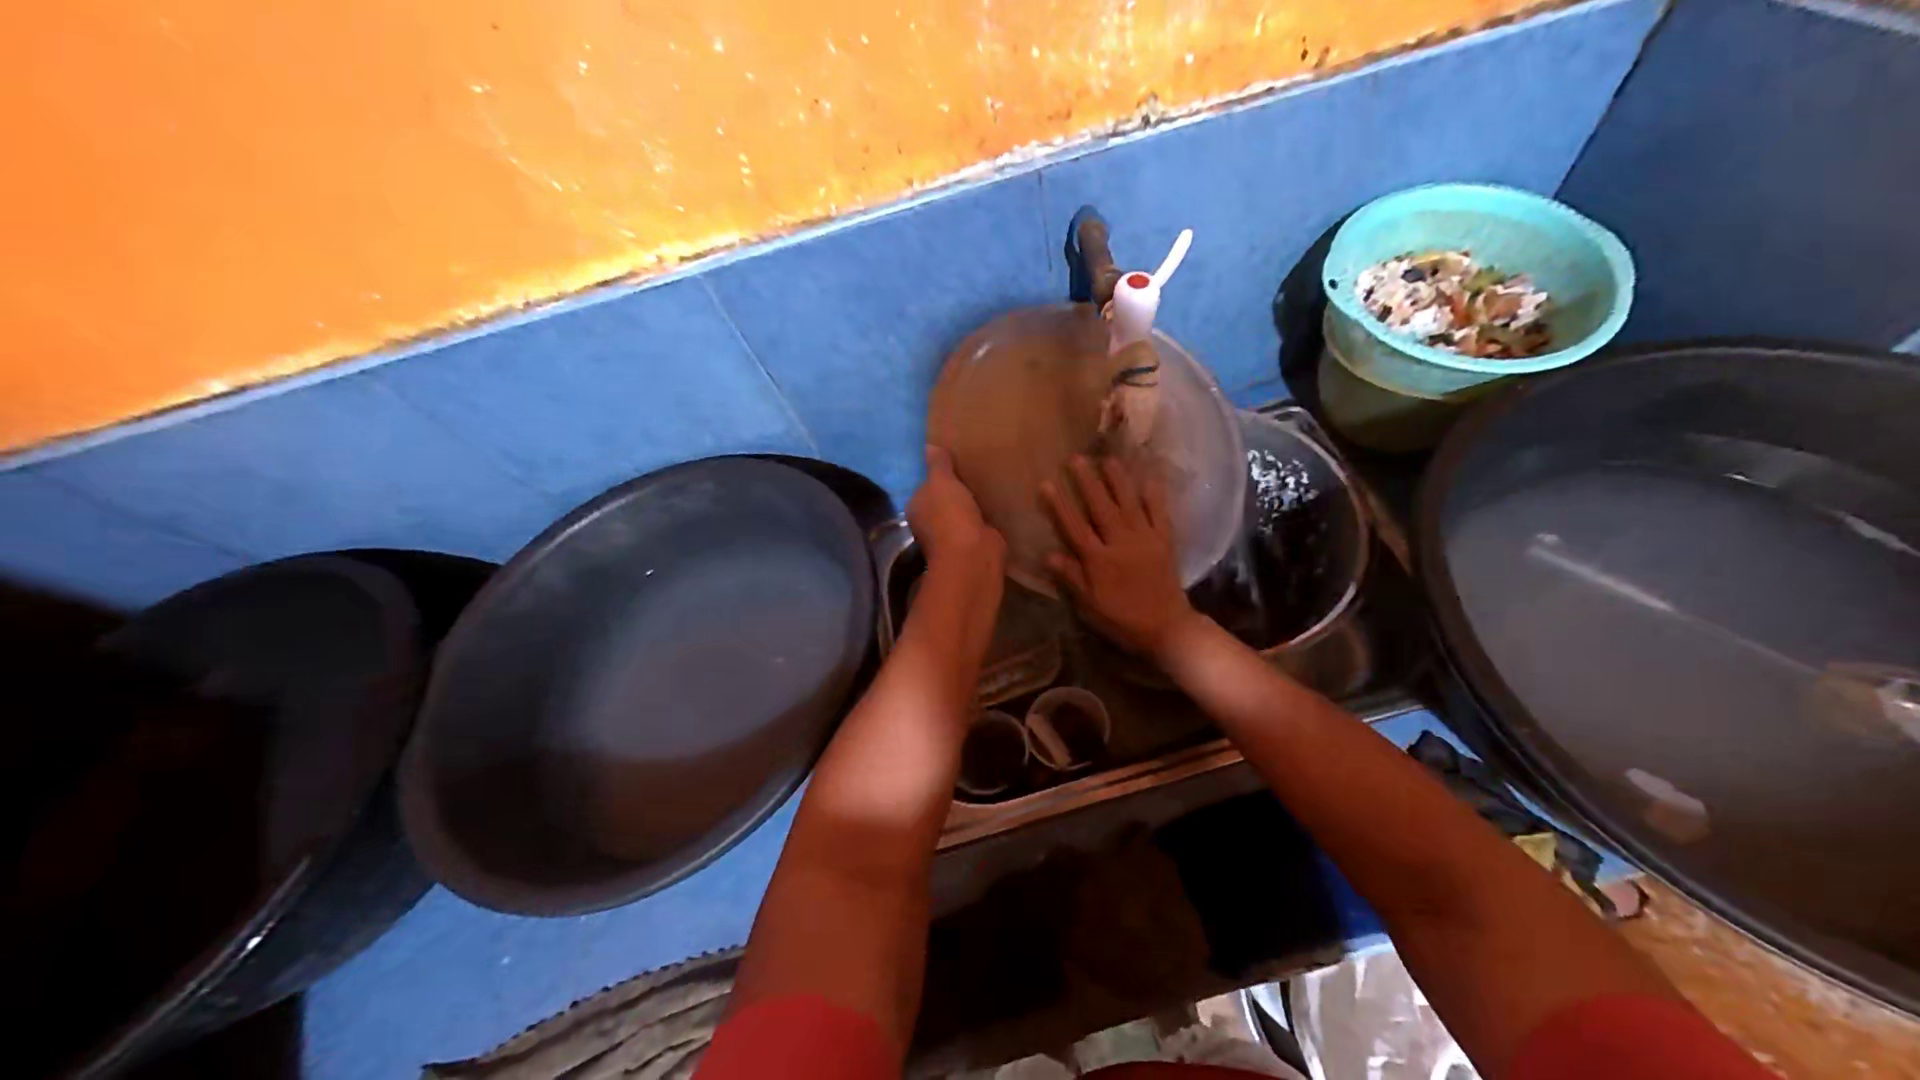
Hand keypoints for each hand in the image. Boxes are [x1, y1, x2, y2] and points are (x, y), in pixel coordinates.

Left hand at [908, 446, 1005, 576]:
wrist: (973, 554)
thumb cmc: (950, 514)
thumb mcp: (941, 481)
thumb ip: (937, 463)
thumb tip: (929, 445)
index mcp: (917, 507)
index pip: (925, 487)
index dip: (939, 476)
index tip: (956, 463)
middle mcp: (930, 523)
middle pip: (944, 501)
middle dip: (957, 490)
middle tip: (975, 470)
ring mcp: (953, 535)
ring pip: (962, 512)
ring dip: (972, 503)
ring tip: (988, 482)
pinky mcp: (974, 542)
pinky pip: (979, 522)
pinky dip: (986, 516)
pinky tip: (997, 502)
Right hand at [1042, 455, 1200, 658]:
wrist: (1166, 628)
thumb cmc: (1122, 619)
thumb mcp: (1089, 604)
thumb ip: (1071, 577)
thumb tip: (1048, 554)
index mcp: (1098, 560)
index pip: (1074, 527)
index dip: (1059, 504)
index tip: (1047, 483)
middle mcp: (1120, 543)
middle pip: (1101, 507)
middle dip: (1087, 481)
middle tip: (1077, 458)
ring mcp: (1145, 539)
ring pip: (1129, 504)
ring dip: (1118, 480)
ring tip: (1108, 459)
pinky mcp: (1164, 541)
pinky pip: (1159, 514)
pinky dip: (1155, 496)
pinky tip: (1150, 479)